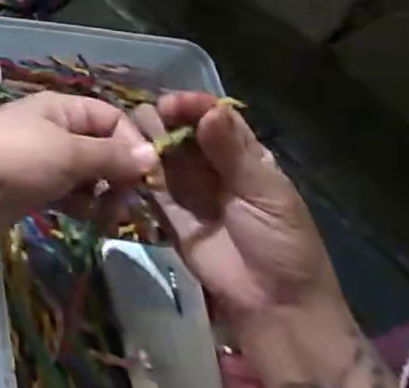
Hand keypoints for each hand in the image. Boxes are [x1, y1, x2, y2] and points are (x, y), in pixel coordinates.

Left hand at [0, 93, 152, 231]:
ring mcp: (47, 159)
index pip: (112, 118)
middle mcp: (58, 129)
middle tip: (125, 203)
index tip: (148, 178)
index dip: (133, 144)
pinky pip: (74, 195)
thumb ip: (111, 156)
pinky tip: (89, 221)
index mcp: (63, 109)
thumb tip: (153, 154)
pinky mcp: (39, 187)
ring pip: (91, 175)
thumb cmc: (16, 157)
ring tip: (105, 215)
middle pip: (105, 148)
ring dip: (104, 196)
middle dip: (120, 175)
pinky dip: (85, 207)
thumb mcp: (68, 153)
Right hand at [129, 94, 342, 325]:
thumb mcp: (266, 195)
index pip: (209, 113)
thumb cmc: (283, 245)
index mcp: (239, 150)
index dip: (190, 104)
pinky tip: (124, 160)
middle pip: (176, 123)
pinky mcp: (162, 203)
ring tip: (135, 144)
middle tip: (151, 127)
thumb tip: (209, 109)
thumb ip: (232, 152)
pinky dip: (132, 164)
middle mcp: (206, 158)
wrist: (273, 305)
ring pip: (154, 143)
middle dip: (161, 118)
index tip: (170, 104)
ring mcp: (183, 179)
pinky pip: (142, 175)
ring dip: (142, 137)